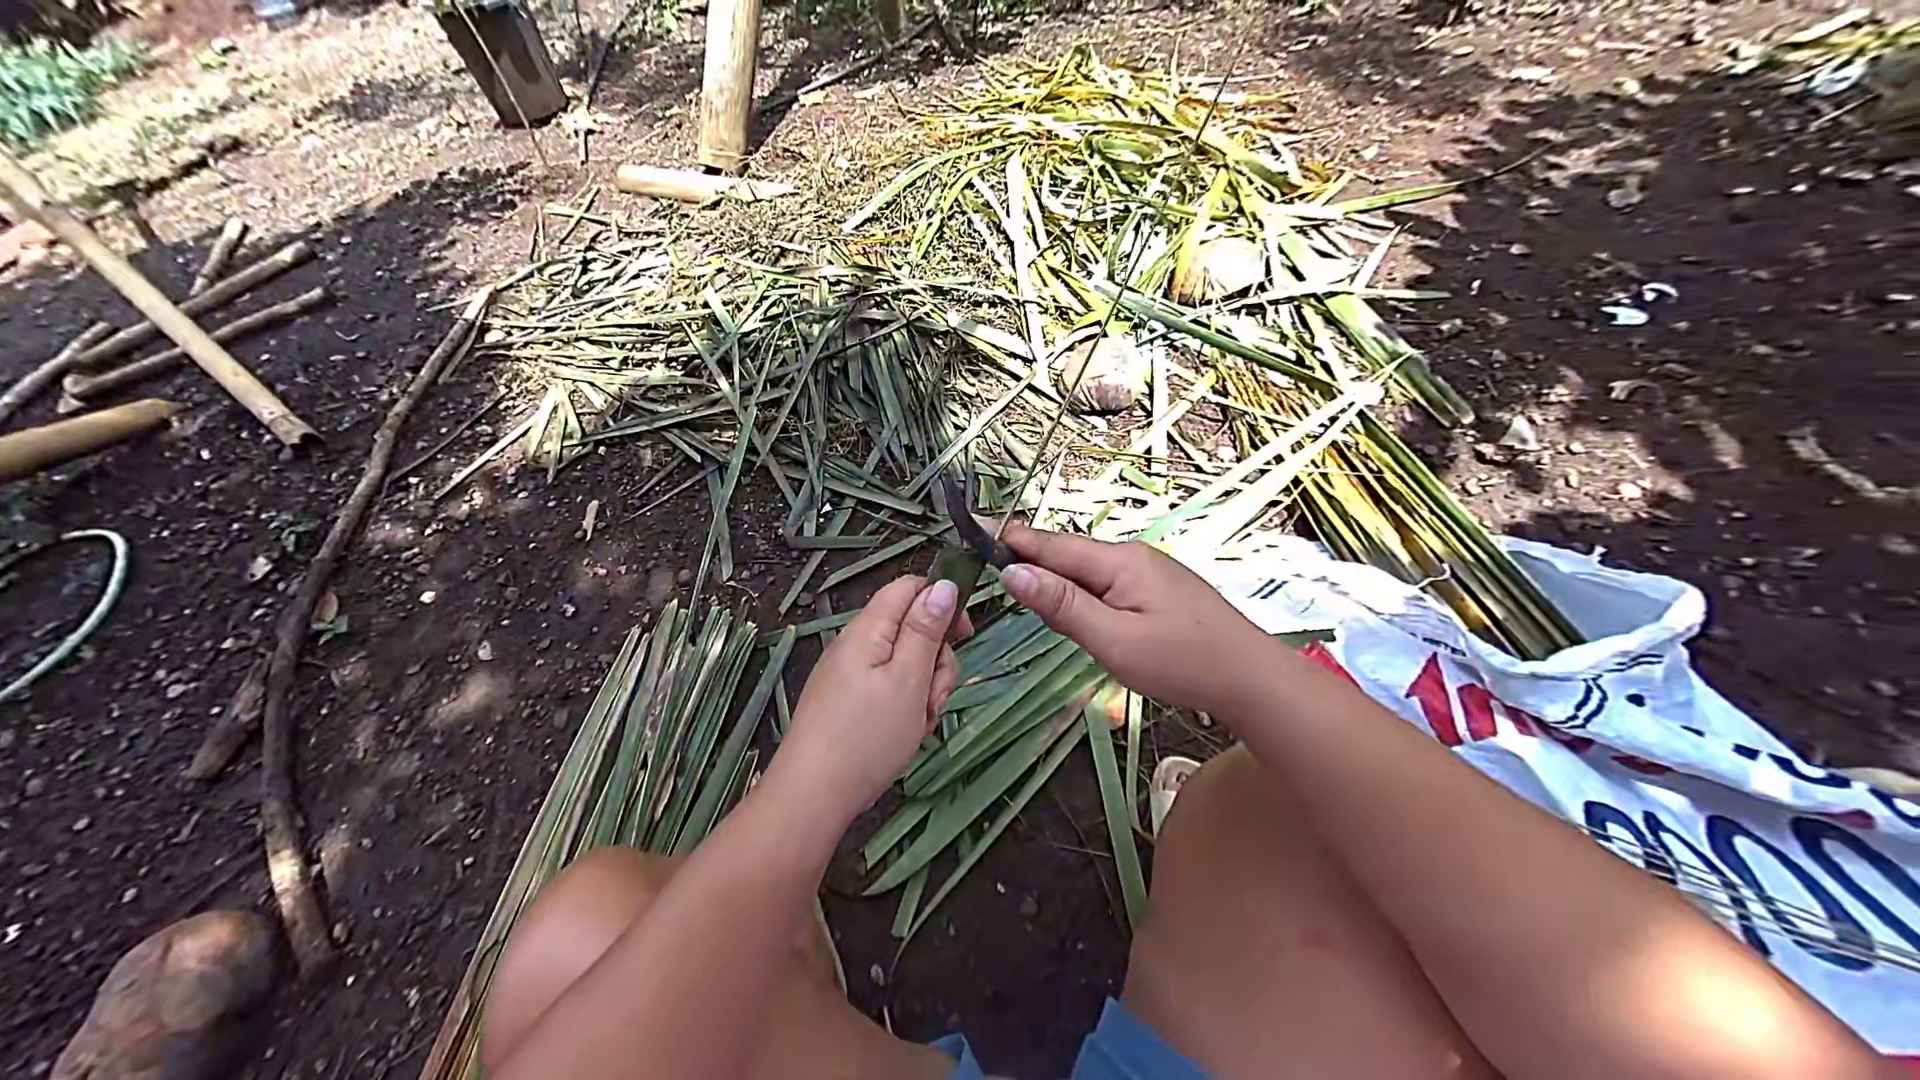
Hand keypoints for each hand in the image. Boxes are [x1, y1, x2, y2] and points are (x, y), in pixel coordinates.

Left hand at [774, 575, 972, 820]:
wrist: (814, 794)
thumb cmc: (866, 735)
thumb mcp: (908, 679)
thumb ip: (926, 630)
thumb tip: (944, 585)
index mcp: (869, 629)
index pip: (909, 588)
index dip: (941, 601)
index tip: (964, 634)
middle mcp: (858, 644)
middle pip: (913, 629)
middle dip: (936, 659)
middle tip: (933, 696)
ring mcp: (853, 674)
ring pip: (907, 663)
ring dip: (925, 689)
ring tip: (918, 721)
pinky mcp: (852, 700)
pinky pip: (891, 689)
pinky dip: (907, 707)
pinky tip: (906, 733)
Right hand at [997, 520, 1278, 717]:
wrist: (1252, 678)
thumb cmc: (1182, 663)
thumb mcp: (1113, 639)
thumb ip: (1061, 605)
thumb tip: (1012, 573)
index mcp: (1118, 561)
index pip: (1051, 545)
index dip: (1011, 541)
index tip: (973, 532)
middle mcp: (1132, 555)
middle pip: (1067, 554)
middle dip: (1031, 562)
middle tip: (993, 567)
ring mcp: (1149, 570)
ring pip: (1087, 570)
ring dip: (1056, 580)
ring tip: (1027, 589)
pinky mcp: (1159, 589)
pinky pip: (1107, 583)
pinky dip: (1082, 592)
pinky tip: (1079, 609)